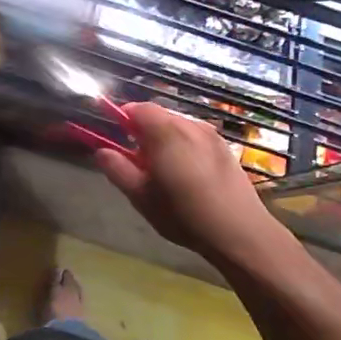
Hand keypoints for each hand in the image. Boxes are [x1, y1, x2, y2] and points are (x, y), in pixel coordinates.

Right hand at [96, 102, 285, 261]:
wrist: (239, 232)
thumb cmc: (183, 214)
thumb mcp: (141, 196)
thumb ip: (118, 169)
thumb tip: (101, 152)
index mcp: (166, 132)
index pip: (138, 108)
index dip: (122, 119)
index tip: (115, 140)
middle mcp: (190, 124)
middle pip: (159, 116)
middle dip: (143, 132)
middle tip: (137, 164)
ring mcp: (212, 135)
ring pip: (178, 127)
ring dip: (164, 140)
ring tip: (162, 172)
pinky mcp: (225, 148)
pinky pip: (195, 138)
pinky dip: (183, 147)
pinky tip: (186, 176)